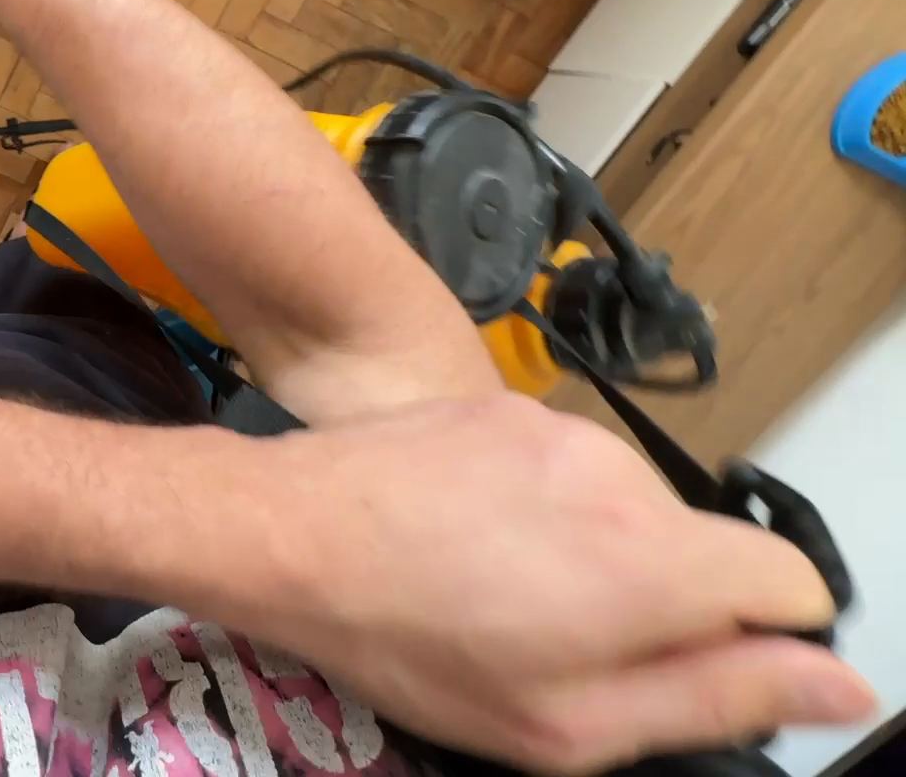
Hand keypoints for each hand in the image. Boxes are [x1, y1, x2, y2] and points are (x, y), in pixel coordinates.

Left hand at [174, 395, 872, 774]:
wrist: (280, 528)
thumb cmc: (405, 635)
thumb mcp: (565, 718)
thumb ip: (716, 698)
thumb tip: (838, 678)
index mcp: (654, 552)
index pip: (789, 582)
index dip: (747, 635)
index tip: (666, 657)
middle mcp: (608, 464)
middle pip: (686, 537)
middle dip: (648, 587)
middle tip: (543, 623)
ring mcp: (532, 417)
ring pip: (606, 495)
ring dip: (575, 536)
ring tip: (478, 570)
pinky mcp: (472, 400)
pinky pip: (536, 457)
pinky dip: (517, 492)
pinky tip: (444, 521)